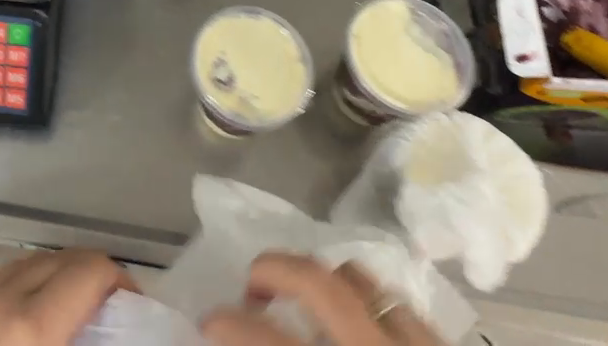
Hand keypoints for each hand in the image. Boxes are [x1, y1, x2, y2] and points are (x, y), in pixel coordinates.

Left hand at [0, 248, 137, 345]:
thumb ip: (100, 339)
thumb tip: (133, 325)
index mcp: (32, 324)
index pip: (90, 270)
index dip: (122, 280)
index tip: (136, 305)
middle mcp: (2, 301)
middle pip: (63, 258)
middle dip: (96, 275)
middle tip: (118, 307)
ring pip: (34, 261)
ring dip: (65, 274)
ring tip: (85, 304)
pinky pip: (8, 278)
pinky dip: (35, 281)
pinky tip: (47, 307)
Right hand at [201, 252, 443, 345]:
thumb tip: (241, 345)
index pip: (267, 340)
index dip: (227, 323)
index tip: (208, 322)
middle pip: (320, 283)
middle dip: (271, 270)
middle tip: (251, 290)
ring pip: (364, 281)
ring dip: (321, 279)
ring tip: (302, 302)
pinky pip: (400, 305)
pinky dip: (367, 301)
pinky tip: (355, 328)